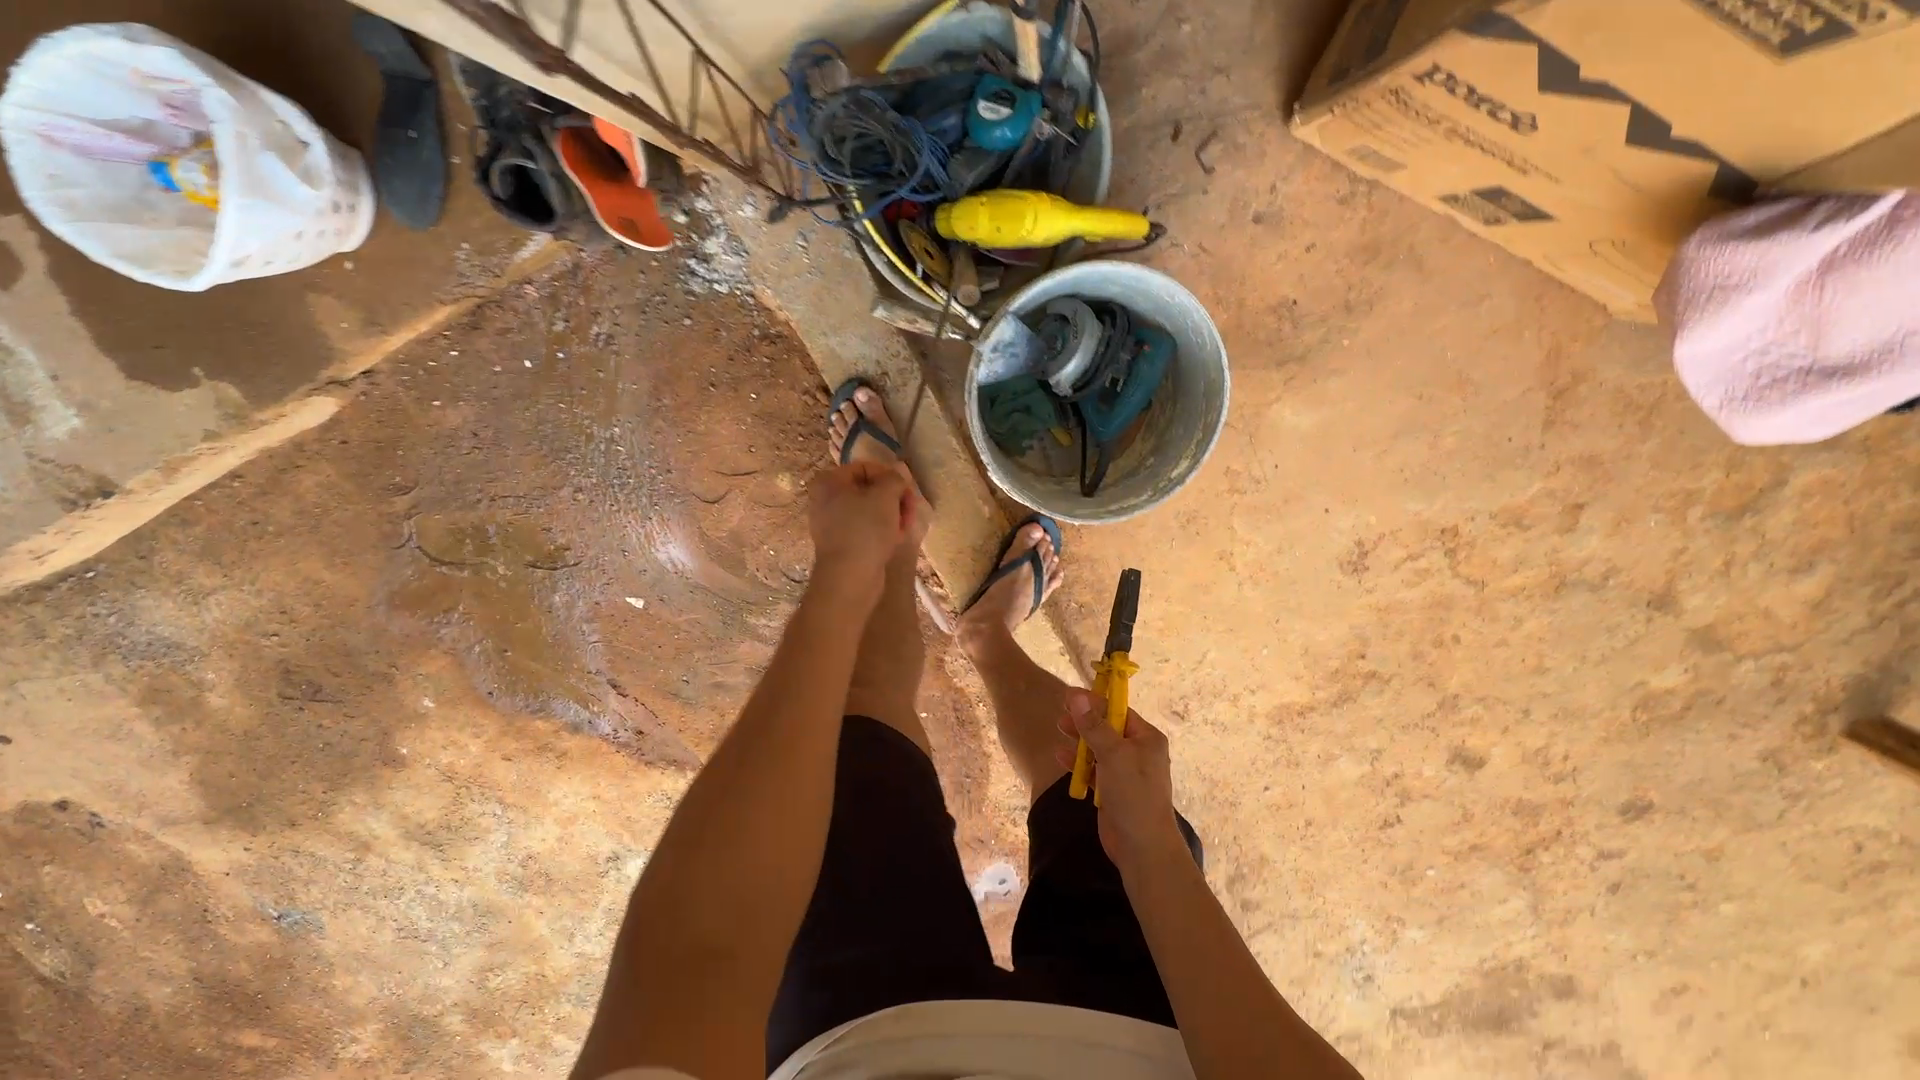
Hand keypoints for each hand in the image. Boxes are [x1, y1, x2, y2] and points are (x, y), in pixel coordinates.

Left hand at [806, 460, 917, 598]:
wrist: (850, 578)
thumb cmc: (865, 530)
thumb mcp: (885, 495)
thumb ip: (894, 478)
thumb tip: (896, 476)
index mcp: (829, 482)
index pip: (866, 467)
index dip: (890, 476)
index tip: (906, 491)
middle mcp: (826, 499)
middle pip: (869, 489)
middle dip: (894, 498)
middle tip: (910, 510)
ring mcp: (832, 524)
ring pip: (870, 510)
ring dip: (892, 515)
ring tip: (905, 527)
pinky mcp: (842, 544)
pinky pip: (866, 529)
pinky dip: (883, 531)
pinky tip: (896, 539)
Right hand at [1056, 688, 1185, 869]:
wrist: (1142, 846)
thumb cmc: (1133, 793)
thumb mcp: (1113, 754)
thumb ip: (1093, 725)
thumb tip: (1076, 696)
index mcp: (1146, 739)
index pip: (1119, 711)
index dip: (1094, 703)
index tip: (1069, 696)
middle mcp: (1137, 752)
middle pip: (1107, 728)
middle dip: (1084, 721)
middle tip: (1060, 715)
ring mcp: (1124, 773)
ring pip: (1098, 749)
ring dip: (1079, 741)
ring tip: (1058, 731)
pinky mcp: (1112, 790)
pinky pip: (1093, 770)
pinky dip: (1078, 763)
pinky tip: (1060, 758)